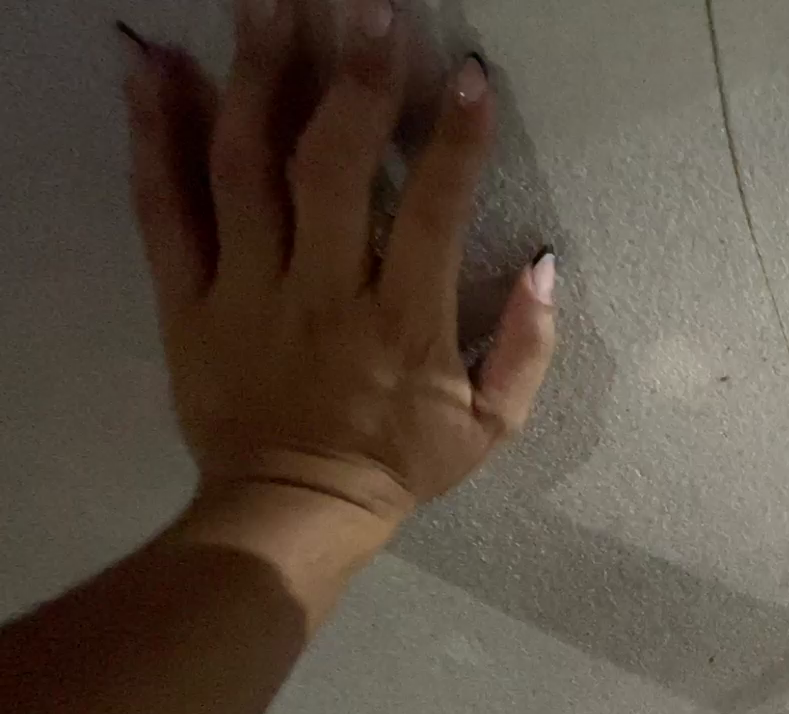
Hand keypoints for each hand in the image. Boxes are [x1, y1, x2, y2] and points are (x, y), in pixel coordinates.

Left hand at [121, 0, 554, 534]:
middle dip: (356, 81)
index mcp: (409, 324)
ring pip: (245, 165)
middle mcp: (328, 292)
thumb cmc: (411, 459)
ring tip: (276, 4)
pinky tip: (156, 61)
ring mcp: (250, 288)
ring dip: (261, 76)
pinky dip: (154, 128)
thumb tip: (546, 267)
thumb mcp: (497, 422)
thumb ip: (529, 347)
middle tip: (369, 10)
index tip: (467, 79)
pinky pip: (165, 203)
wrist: (300, 502)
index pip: (435, 214)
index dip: (455, 141)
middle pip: (333, 167)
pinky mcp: (189, 294)